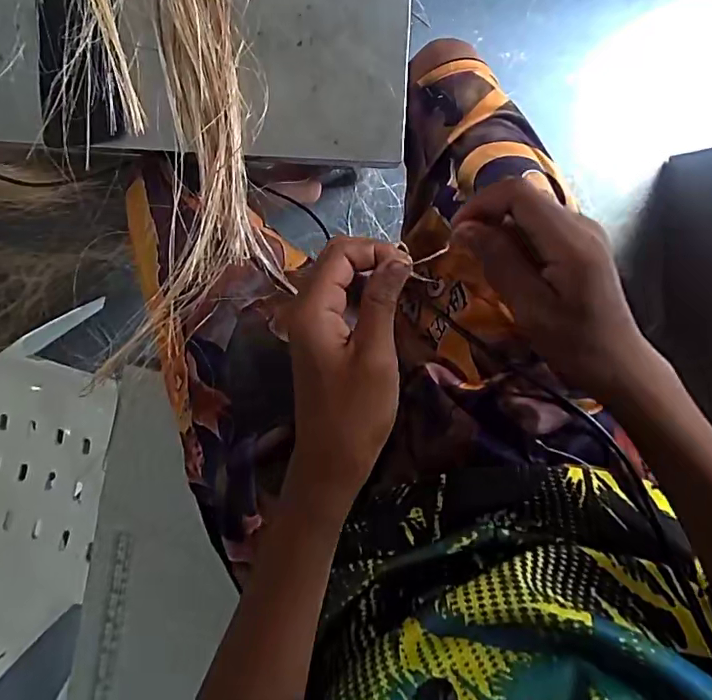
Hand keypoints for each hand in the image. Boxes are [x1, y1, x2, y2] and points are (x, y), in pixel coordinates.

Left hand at [280, 237, 408, 514]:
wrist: (330, 462)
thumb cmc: (356, 413)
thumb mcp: (376, 355)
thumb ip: (382, 301)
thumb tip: (397, 259)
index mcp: (311, 309)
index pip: (338, 253)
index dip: (374, 249)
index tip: (408, 265)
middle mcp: (303, 308)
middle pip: (334, 260)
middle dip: (371, 257)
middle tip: (408, 272)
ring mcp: (308, 323)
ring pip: (336, 278)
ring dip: (368, 274)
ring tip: (403, 284)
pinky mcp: (317, 336)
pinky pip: (337, 299)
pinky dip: (362, 293)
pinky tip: (387, 304)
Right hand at [450, 177, 657, 396]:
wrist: (620, 365)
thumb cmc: (575, 344)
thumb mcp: (530, 308)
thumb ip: (499, 261)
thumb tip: (465, 228)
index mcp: (570, 240)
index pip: (518, 192)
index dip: (481, 203)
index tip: (458, 232)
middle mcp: (581, 224)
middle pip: (523, 196)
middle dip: (487, 215)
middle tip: (465, 249)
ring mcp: (585, 231)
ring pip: (529, 209)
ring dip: (500, 227)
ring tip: (485, 260)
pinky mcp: (583, 241)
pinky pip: (539, 224)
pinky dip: (516, 236)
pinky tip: (511, 266)